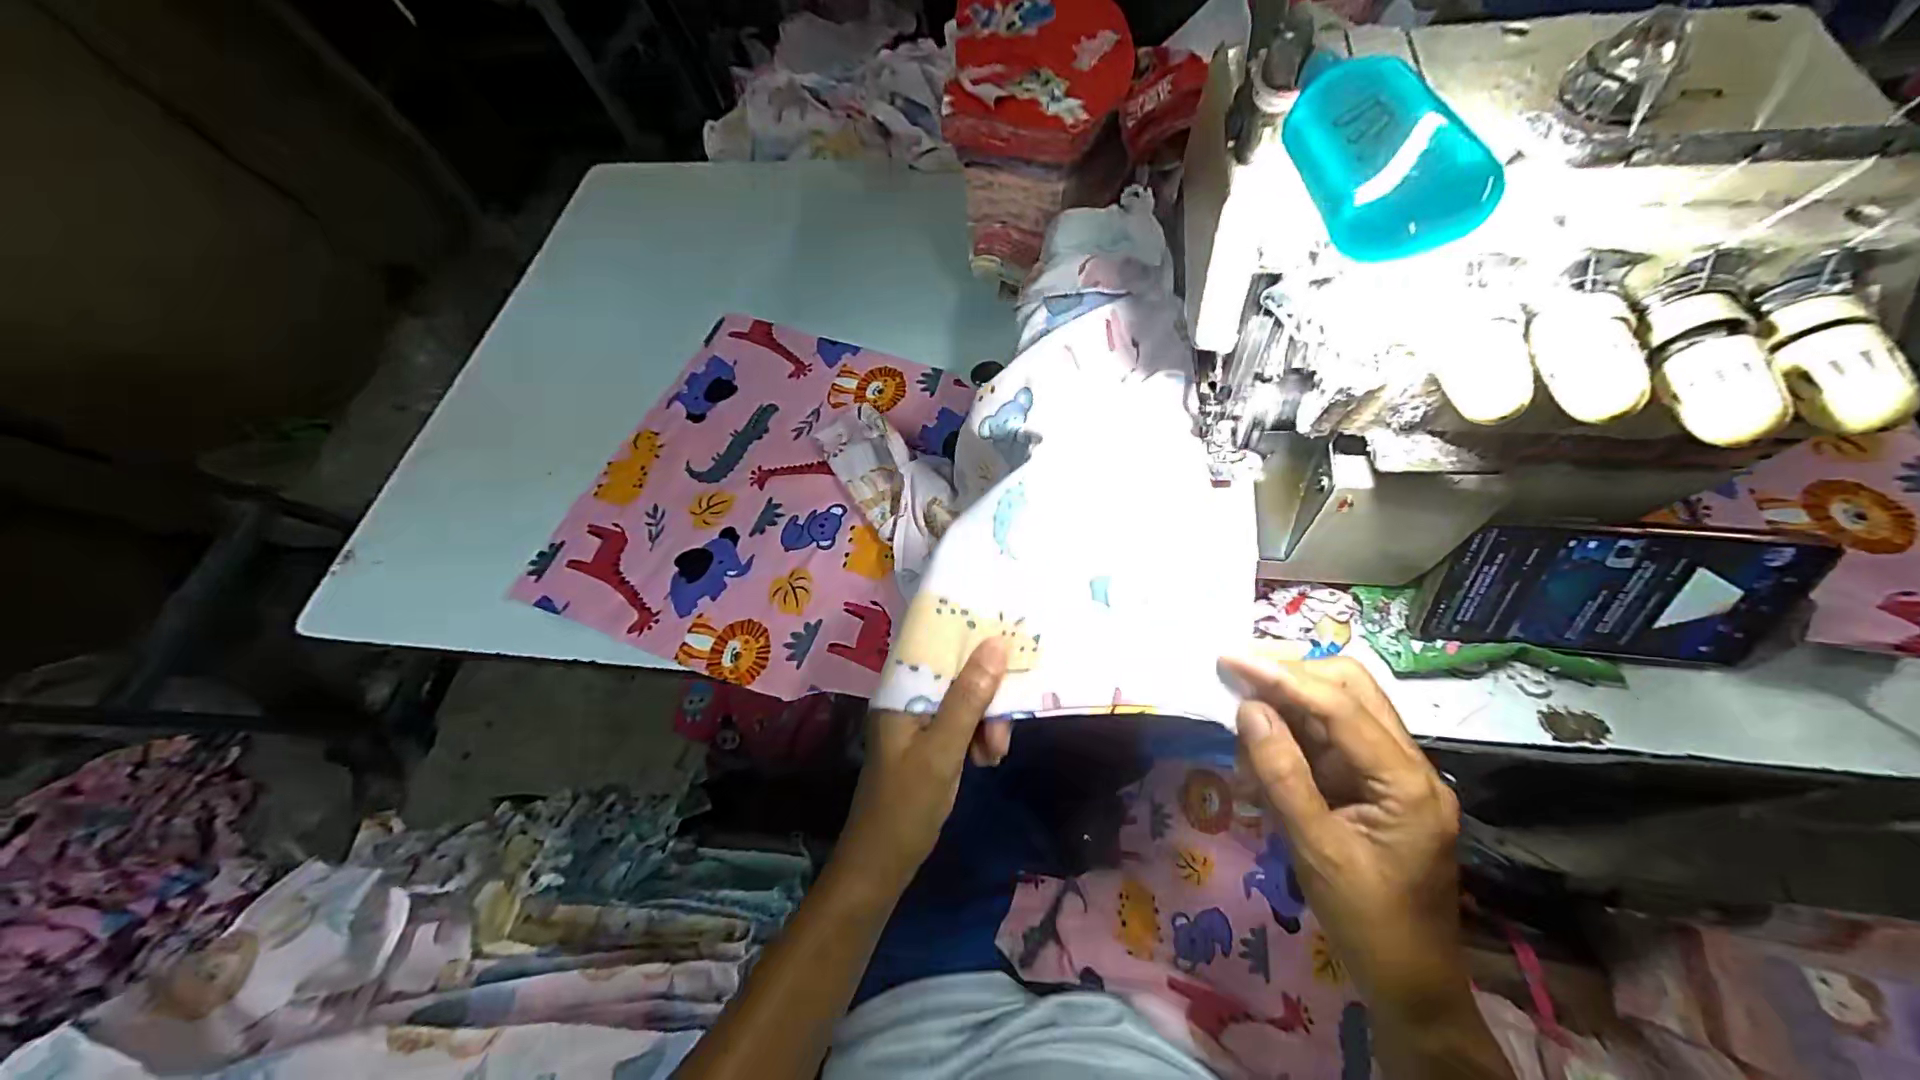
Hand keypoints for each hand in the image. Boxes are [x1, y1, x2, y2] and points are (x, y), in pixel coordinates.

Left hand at [837, 639, 1010, 890]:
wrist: (882, 864)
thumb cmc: (907, 805)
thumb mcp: (943, 749)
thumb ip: (969, 698)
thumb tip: (996, 644)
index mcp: (899, 692)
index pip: (938, 647)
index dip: (974, 645)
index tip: (1010, 653)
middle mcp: (906, 699)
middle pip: (956, 677)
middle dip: (986, 700)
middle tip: (999, 736)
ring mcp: (917, 722)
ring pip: (964, 703)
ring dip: (985, 724)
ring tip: (993, 756)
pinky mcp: (927, 744)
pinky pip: (960, 725)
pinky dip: (977, 739)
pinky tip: (986, 760)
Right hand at [1220, 656, 1465, 1016]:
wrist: (1409, 980)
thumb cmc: (1367, 922)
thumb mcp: (1316, 850)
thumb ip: (1282, 776)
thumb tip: (1249, 710)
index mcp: (1407, 782)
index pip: (1342, 707)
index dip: (1284, 677)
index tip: (1232, 659)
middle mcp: (1407, 765)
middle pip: (1351, 690)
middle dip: (1291, 674)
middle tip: (1235, 672)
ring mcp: (1391, 773)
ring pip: (1339, 709)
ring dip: (1288, 701)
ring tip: (1240, 710)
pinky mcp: (1372, 785)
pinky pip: (1329, 740)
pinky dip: (1292, 733)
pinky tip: (1260, 743)